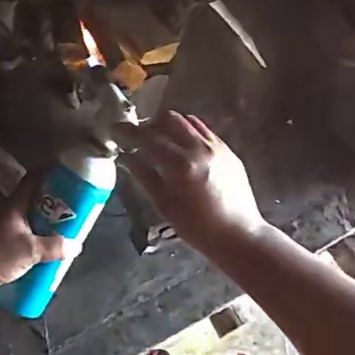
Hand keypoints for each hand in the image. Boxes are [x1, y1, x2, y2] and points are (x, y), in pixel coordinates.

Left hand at [0, 176, 77, 300]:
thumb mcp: (30, 251)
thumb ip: (54, 247)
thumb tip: (77, 245)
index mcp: (16, 204)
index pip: (33, 179)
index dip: (49, 172)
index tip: (67, 173)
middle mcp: (13, 209)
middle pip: (37, 196)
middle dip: (56, 198)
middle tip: (76, 202)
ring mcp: (11, 223)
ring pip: (35, 212)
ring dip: (51, 215)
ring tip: (70, 221)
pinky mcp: (11, 237)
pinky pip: (32, 227)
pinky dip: (44, 229)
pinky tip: (54, 239)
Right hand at [125, 111, 266, 250]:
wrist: (239, 236)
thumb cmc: (197, 227)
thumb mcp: (164, 204)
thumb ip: (144, 175)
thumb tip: (125, 157)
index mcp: (180, 164)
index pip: (148, 138)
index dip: (128, 132)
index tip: (114, 129)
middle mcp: (199, 148)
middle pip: (168, 118)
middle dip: (150, 125)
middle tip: (141, 139)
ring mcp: (217, 146)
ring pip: (187, 120)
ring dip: (169, 126)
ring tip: (162, 142)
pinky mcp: (228, 150)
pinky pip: (203, 129)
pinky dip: (188, 132)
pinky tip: (183, 148)